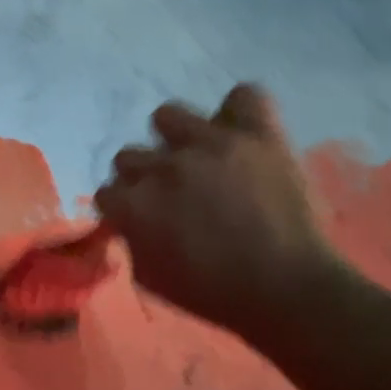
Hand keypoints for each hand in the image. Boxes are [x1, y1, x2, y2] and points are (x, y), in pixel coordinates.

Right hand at [95, 83, 342, 338]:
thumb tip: (131, 223)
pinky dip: (238, 112)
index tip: (137, 219)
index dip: (121, 208)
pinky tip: (239, 135)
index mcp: (134, 205)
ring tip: (195, 155)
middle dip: (142, 176)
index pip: (105, 192)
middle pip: (129, 155)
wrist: (284, 287)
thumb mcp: (148, 276)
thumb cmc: (210, 293)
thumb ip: (132, 239)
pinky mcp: (258, 135)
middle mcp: (164, 168)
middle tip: (168, 194)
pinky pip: (244, 96)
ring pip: (169, 115)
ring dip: (174, 136)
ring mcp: (211, 145)